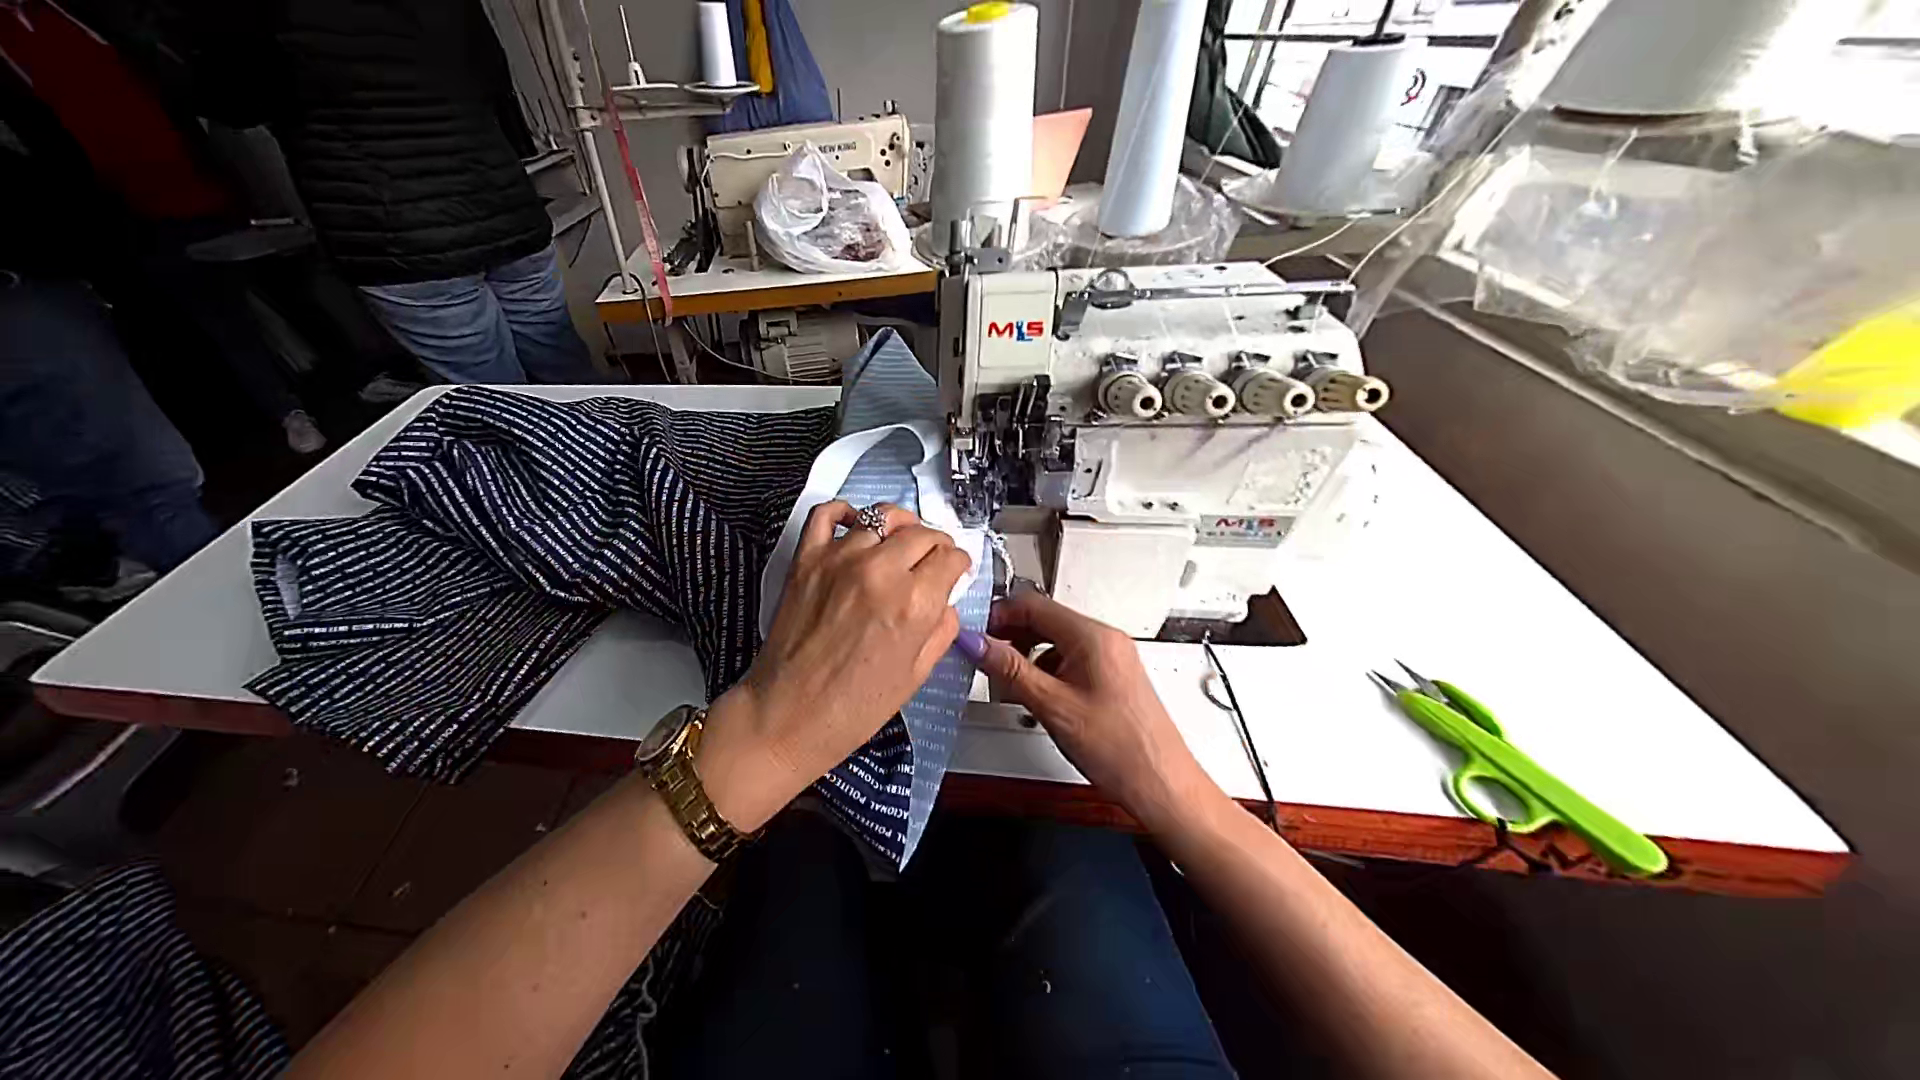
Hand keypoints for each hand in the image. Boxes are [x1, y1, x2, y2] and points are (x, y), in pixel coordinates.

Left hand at [697, 501, 969, 829]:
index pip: (950, 557)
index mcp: (913, 604)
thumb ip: (941, 629)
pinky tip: (855, 525)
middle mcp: (879, 573)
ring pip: (882, 516)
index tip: (955, 569)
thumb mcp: (916, 675)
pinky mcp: (807, 560)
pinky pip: (827, 513)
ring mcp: (839, 560)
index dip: (959, 563)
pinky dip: (846, 511)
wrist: (787, 716)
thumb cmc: (849, 708)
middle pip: (922, 532)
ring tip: (899, 544)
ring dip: (900, 527)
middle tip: (933, 559)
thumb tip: (946, 602)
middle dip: (936, 544)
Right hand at [966, 589, 1216, 830]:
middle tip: (985, 656)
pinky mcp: (1112, 676)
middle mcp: (1106, 640)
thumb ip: (1011, 670)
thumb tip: (979, 644)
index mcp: (1093, 637)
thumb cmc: (1122, 750)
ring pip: (1056, 640)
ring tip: (1008, 680)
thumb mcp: (1053, 707)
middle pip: (1045, 619)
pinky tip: (1036, 694)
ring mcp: (1112, 657)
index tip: (977, 632)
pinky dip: (1047, 670)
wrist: (1161, 784)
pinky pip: (1071, 659)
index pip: (1034, 604)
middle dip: (1011, 635)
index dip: (999, 615)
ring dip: (1027, 653)